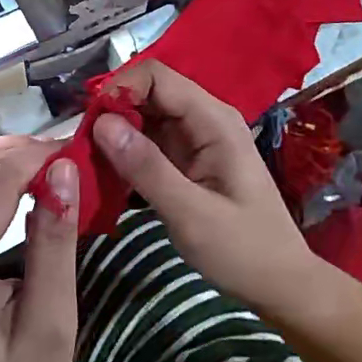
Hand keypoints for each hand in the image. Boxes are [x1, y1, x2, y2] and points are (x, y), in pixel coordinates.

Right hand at [93, 61, 319, 312]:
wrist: (280, 285)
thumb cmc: (243, 250)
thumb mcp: (191, 214)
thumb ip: (147, 168)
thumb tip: (102, 124)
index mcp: (213, 120)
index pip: (157, 77)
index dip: (120, 89)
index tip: (89, 124)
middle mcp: (203, 119)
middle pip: (147, 92)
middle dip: (111, 111)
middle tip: (81, 147)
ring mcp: (194, 138)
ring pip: (143, 116)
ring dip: (114, 133)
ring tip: (87, 161)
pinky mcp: (185, 159)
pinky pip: (147, 141)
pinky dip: (124, 152)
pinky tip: (105, 174)